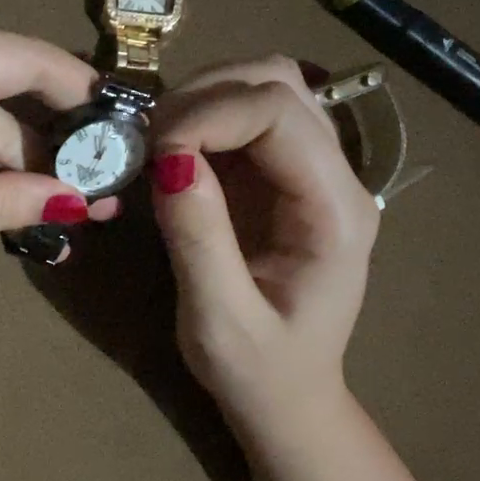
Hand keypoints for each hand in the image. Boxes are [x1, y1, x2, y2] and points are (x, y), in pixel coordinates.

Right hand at [147, 56, 378, 421]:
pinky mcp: (280, 180)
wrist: (286, 397)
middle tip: (144, 143)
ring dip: (202, 100)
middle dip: (202, 97)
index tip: (150, 154)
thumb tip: (165, 158)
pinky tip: (170, 152)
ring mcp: (309, 173)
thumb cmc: (257, 370)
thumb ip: (197, 237)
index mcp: (334, 210)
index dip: (207, 115)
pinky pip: (247, 120)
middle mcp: (335, 177)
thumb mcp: (218, 316)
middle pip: (278, 82)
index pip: (278, 113)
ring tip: (153, 144)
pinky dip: (203, 119)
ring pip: (266, 88)